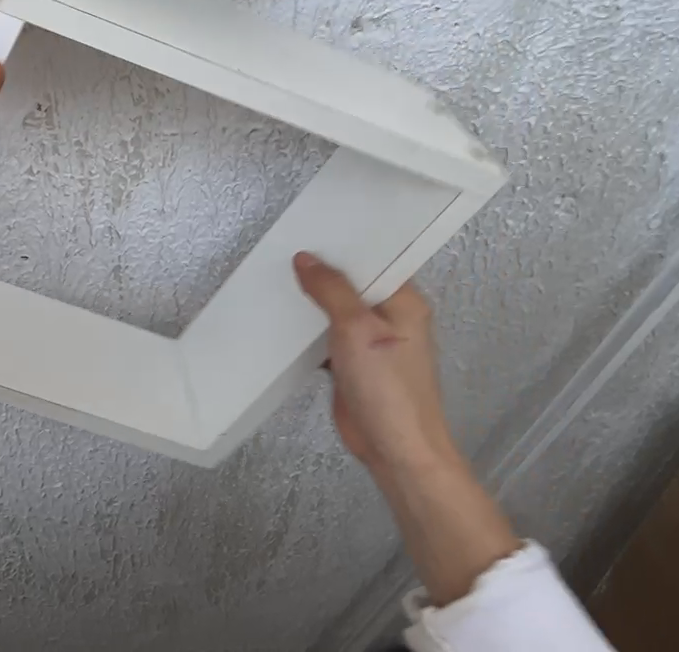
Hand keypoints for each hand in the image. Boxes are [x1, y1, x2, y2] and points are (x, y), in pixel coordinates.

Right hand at [294, 252, 518, 604]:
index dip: (343, 245)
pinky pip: (323, 332)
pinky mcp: (350, 361)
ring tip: (274, 276)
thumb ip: (331, 289)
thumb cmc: (388, 388)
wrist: (394, 449)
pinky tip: (279, 316)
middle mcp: (389, 316)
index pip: (374, 259)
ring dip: (309, 299)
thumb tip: (306, 258)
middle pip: (350, 282)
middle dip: (319, 270)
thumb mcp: (357, 328)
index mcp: (404, 301)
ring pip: (334, 308)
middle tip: (282, 250)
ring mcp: (369, 340)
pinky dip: (304, 327)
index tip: (309, 229)